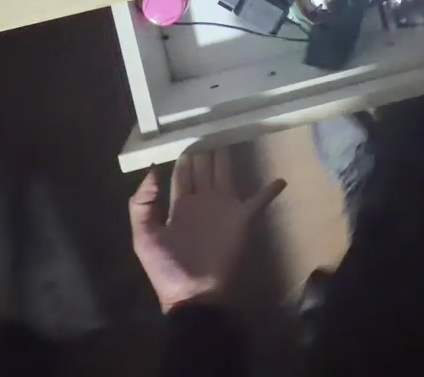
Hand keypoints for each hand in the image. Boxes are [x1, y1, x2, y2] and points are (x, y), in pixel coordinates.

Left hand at [129, 147, 285, 311]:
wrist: (194, 295)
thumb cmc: (168, 268)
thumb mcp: (144, 238)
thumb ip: (142, 204)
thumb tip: (151, 170)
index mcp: (180, 206)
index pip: (182, 174)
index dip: (184, 158)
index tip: (188, 137)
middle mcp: (203, 202)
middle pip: (205, 170)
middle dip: (207, 151)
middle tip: (211, 128)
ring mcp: (224, 209)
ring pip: (227, 176)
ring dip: (229, 159)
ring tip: (233, 136)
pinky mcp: (242, 219)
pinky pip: (258, 201)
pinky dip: (270, 190)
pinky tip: (281, 180)